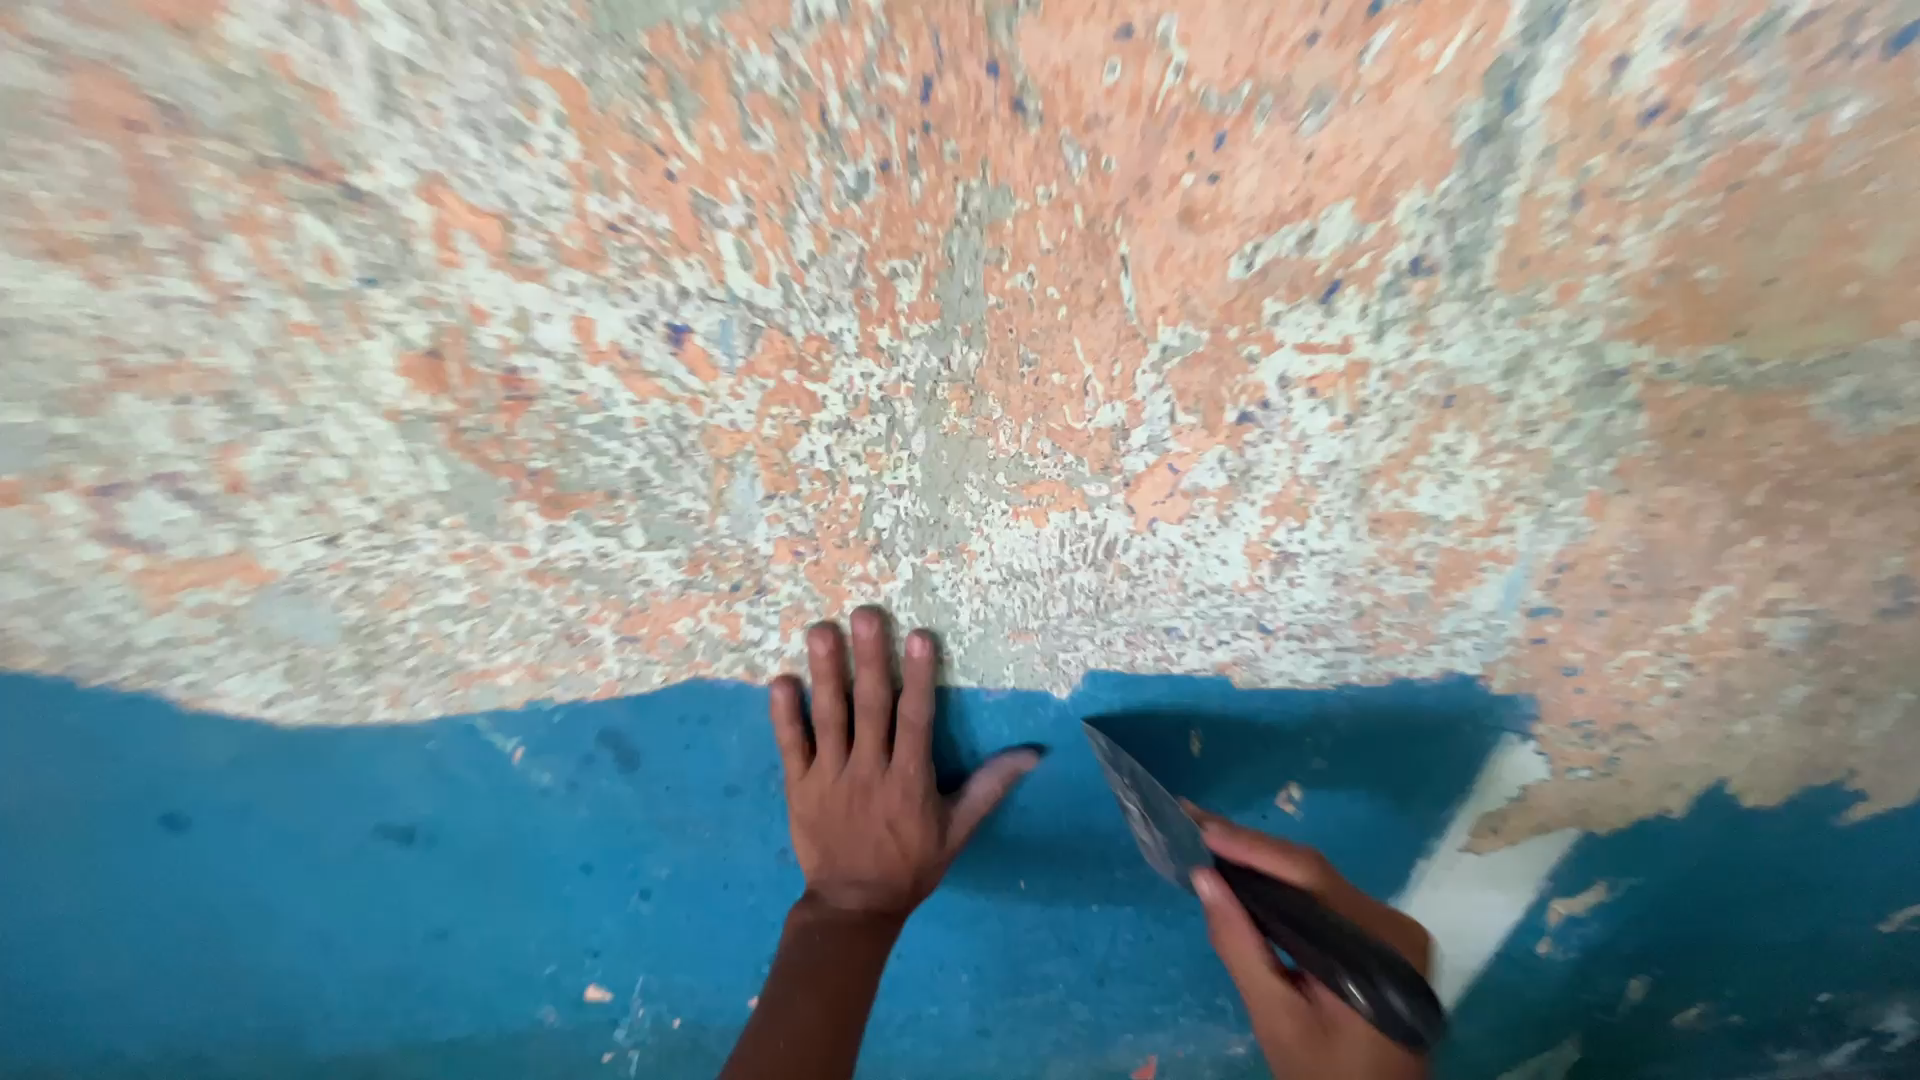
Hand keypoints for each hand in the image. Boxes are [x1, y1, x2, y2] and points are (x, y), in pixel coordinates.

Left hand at [769, 606, 1041, 920]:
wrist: (853, 907)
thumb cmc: (911, 865)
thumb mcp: (959, 830)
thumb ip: (991, 787)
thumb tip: (1033, 754)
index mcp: (909, 779)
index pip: (915, 719)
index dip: (918, 677)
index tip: (919, 636)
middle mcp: (869, 770)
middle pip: (869, 707)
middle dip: (868, 658)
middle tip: (864, 614)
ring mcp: (830, 777)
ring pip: (828, 717)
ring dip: (825, 672)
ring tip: (820, 631)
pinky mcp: (800, 786)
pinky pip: (791, 745)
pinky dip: (784, 714)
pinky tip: (780, 680)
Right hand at [1186, 806, 1432, 1079]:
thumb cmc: (1327, 1076)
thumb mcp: (1276, 1017)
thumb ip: (1239, 944)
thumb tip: (1201, 876)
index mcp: (1380, 943)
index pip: (1307, 875)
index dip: (1250, 845)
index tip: (1199, 824)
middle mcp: (1394, 924)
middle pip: (1309, 872)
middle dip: (1246, 847)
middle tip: (1191, 820)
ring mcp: (1390, 929)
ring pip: (1312, 880)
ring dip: (1258, 861)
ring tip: (1205, 837)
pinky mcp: (1379, 937)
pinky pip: (1320, 897)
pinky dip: (1278, 884)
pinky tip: (1241, 871)